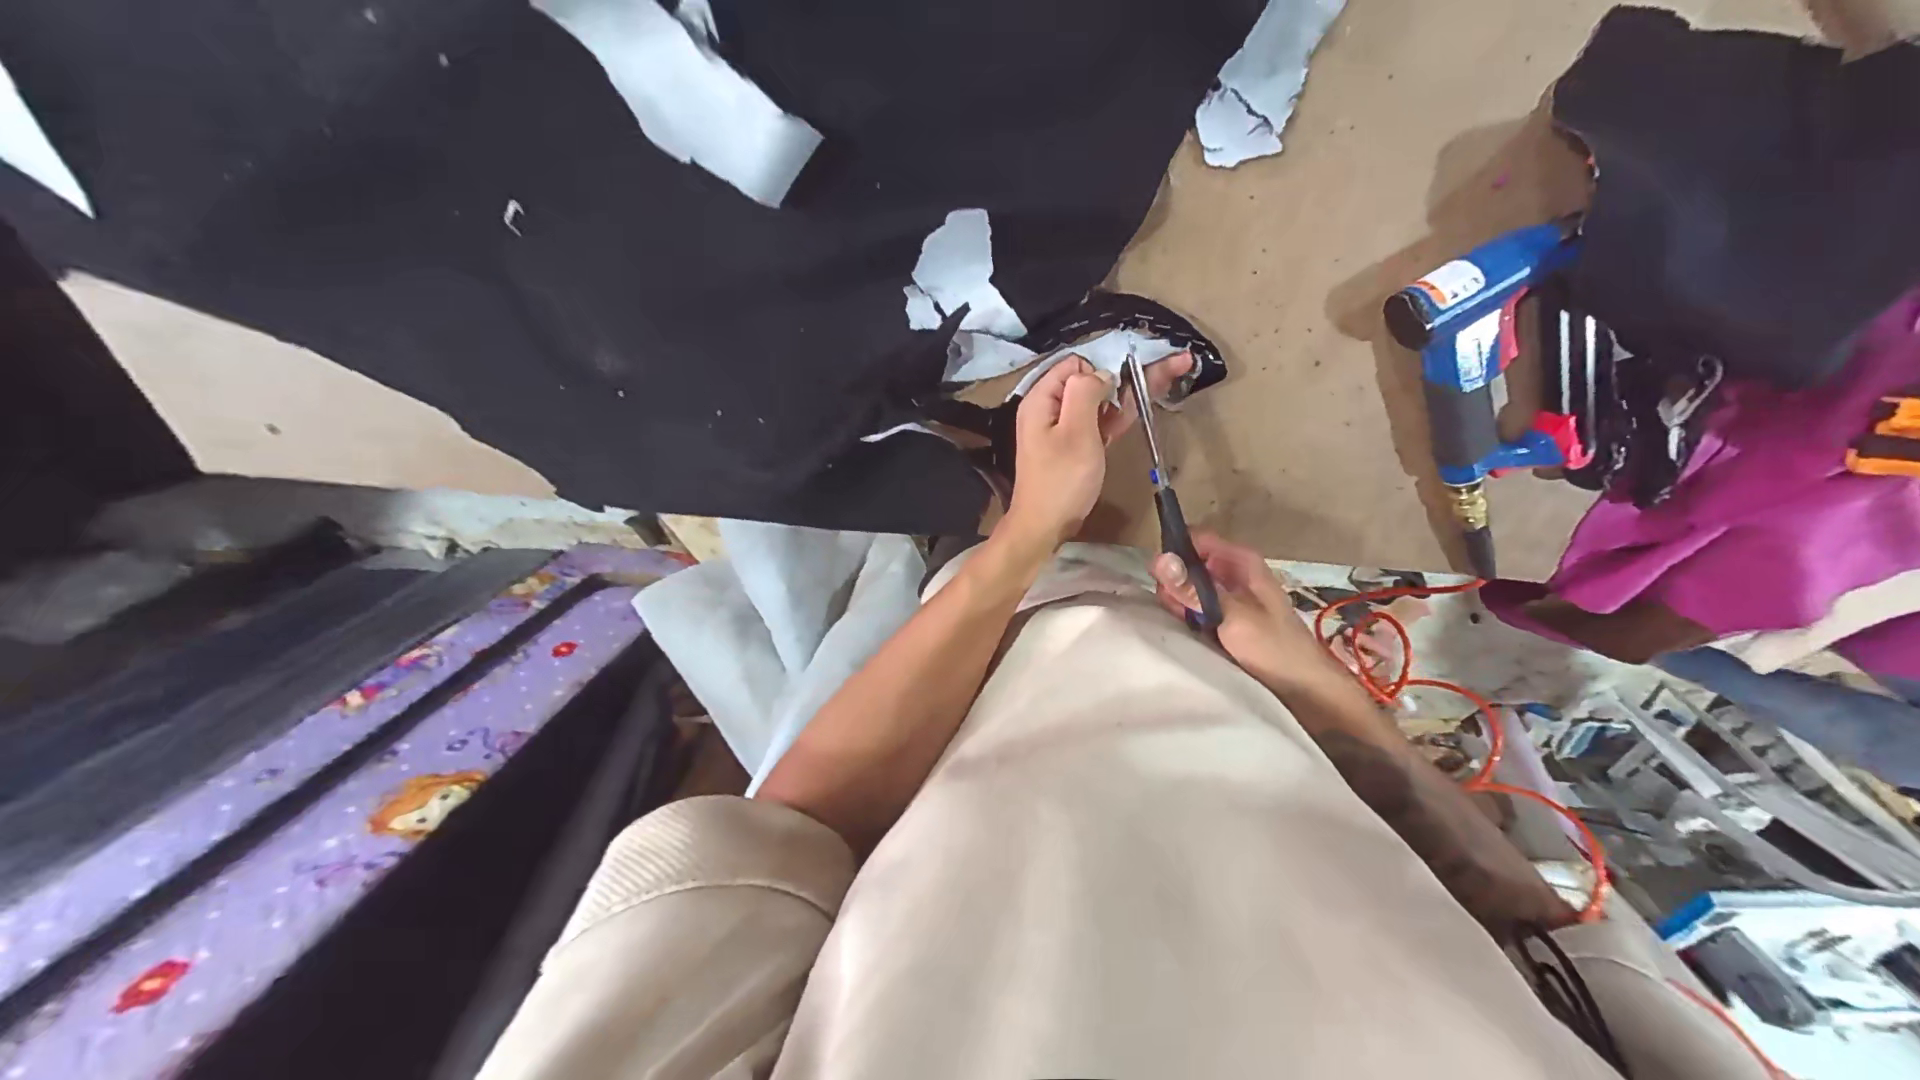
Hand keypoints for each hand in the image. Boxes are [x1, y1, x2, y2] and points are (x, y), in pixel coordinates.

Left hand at [1003, 352, 1193, 547]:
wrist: (1045, 526)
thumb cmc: (1061, 480)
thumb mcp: (1075, 432)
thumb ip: (1086, 394)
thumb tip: (1101, 373)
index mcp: (1042, 399)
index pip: (1076, 364)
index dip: (1102, 369)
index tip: (1125, 385)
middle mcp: (1050, 408)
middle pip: (1091, 380)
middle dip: (1127, 373)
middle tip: (1174, 365)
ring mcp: (1062, 428)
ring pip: (1099, 401)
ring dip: (1127, 393)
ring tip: (1171, 373)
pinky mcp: (1074, 446)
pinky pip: (1098, 422)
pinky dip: (1117, 416)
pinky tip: (1143, 403)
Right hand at [1150, 531, 1343, 691]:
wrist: (1302, 688)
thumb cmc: (1273, 647)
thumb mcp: (1232, 616)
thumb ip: (1194, 590)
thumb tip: (1158, 559)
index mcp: (1240, 561)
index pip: (1195, 538)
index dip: (1175, 551)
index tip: (1161, 576)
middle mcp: (1231, 572)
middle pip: (1187, 562)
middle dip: (1174, 582)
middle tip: (1175, 608)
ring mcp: (1225, 595)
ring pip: (1186, 586)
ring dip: (1178, 602)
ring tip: (1184, 623)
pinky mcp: (1220, 616)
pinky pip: (1192, 606)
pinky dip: (1185, 615)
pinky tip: (1186, 630)